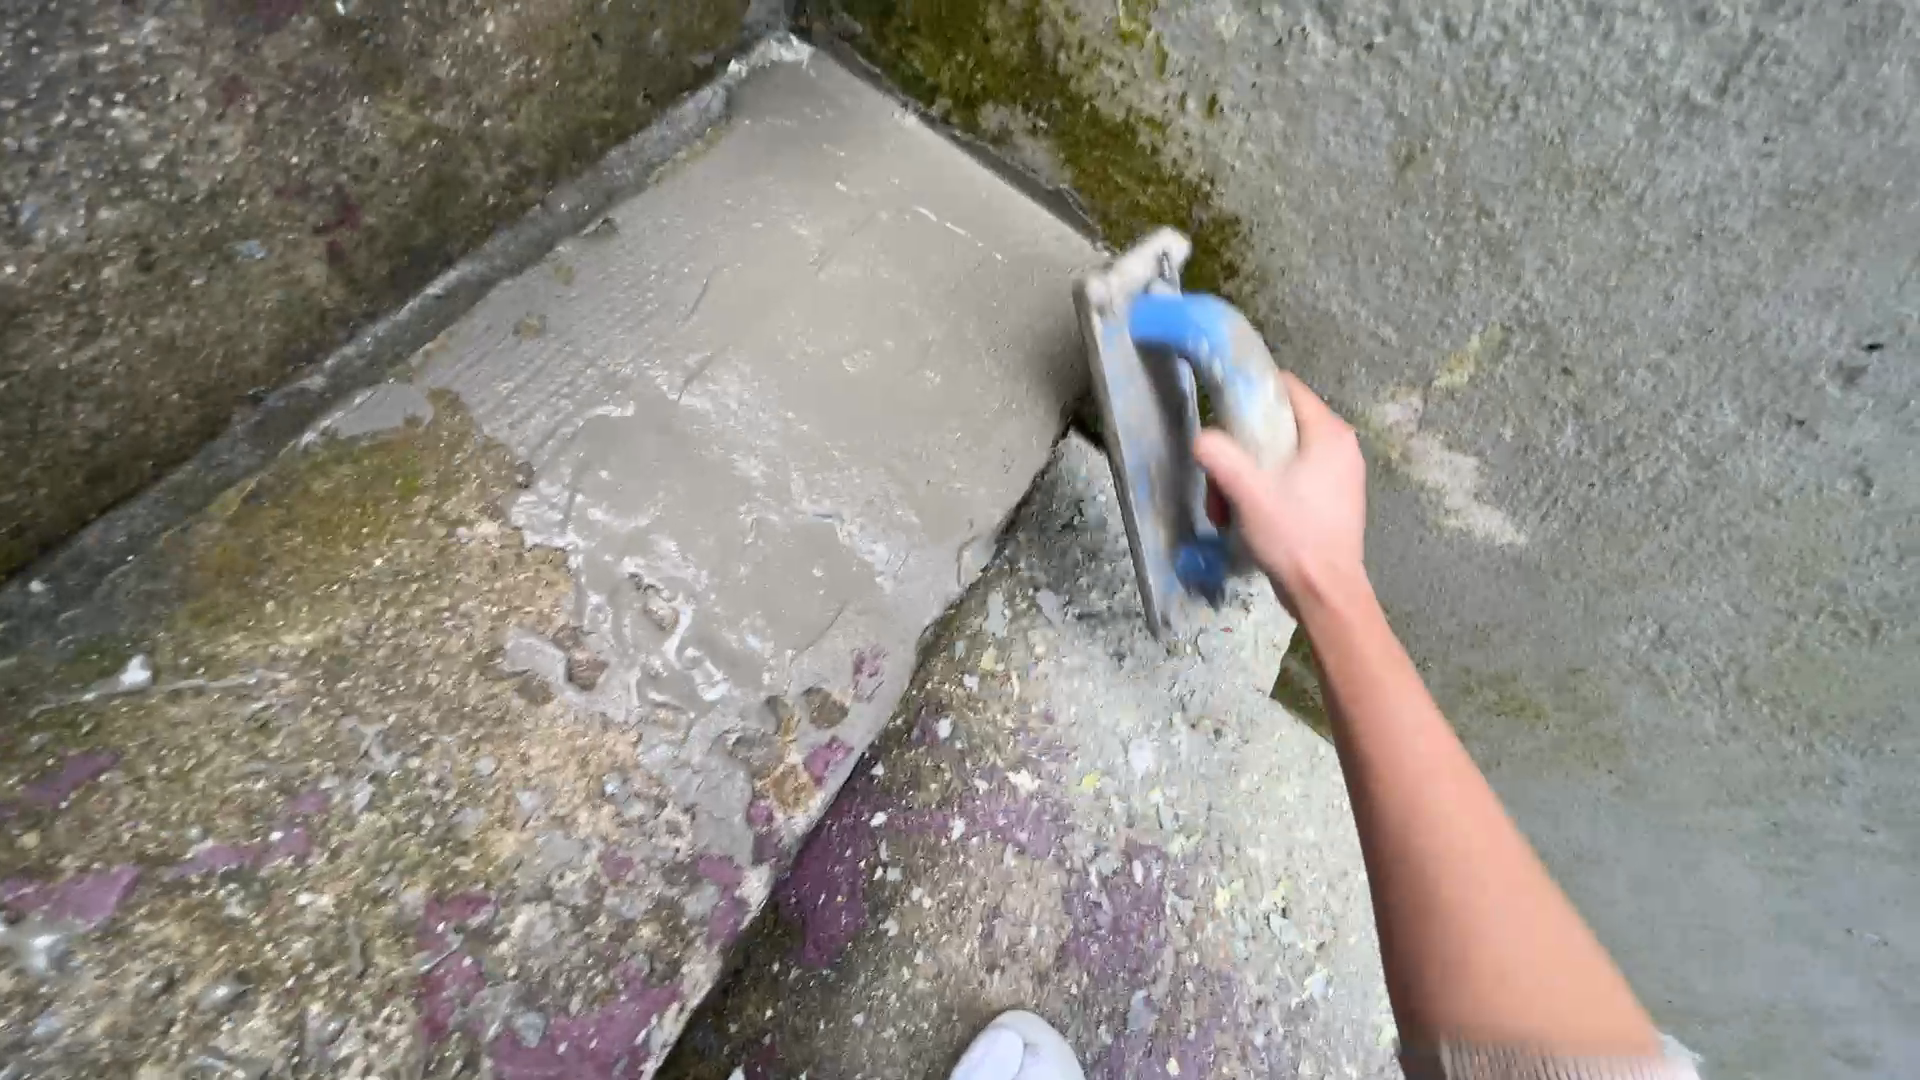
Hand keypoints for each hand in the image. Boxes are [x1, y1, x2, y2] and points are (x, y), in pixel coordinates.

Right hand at [1193, 372, 1368, 619]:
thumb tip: (1201, 439)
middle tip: (1218, 484)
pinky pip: (1289, 477)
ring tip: (1226, 510)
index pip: (1287, 388)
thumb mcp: (1249, 493)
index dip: (1250, 395)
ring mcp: (1338, 473)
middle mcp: (1339, 446)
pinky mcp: (1332, 498)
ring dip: (1244, 476)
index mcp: (1328, 433)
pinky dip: (1263, 489)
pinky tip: (1245, 517)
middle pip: (1276, 426)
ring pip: (1278, 455)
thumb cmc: (1293, 537)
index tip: (1221, 418)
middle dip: (1239, 452)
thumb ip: (1221, 458)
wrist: (1325, 592)